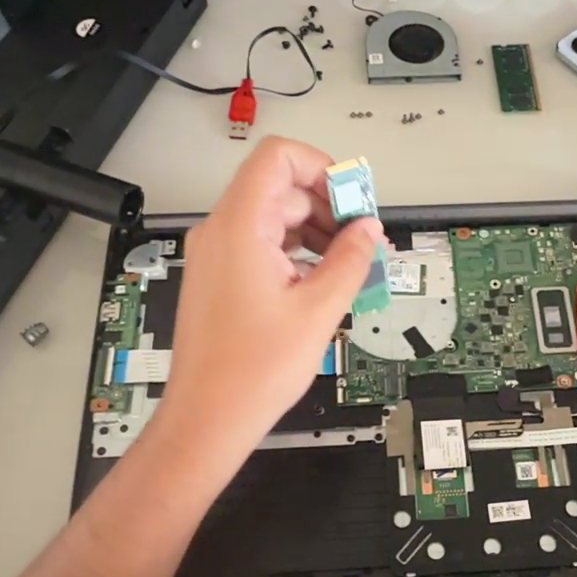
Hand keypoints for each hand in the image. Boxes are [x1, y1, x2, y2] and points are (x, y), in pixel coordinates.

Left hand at [155, 137, 380, 456]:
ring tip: (348, 266)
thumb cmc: (254, 371)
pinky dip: (295, 252)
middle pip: (280, 188)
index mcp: (239, 227)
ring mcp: (216, 255)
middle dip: (327, 206)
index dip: (322, 167)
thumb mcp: (319, 310)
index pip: (279, 158)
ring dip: (315, 231)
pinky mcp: (219, 278)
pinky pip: (262, 244)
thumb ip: (350, 260)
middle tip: (363, 241)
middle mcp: (220, 232)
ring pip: (273, 217)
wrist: (208, 418)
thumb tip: (369, 230)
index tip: (354, 200)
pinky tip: (321, 282)